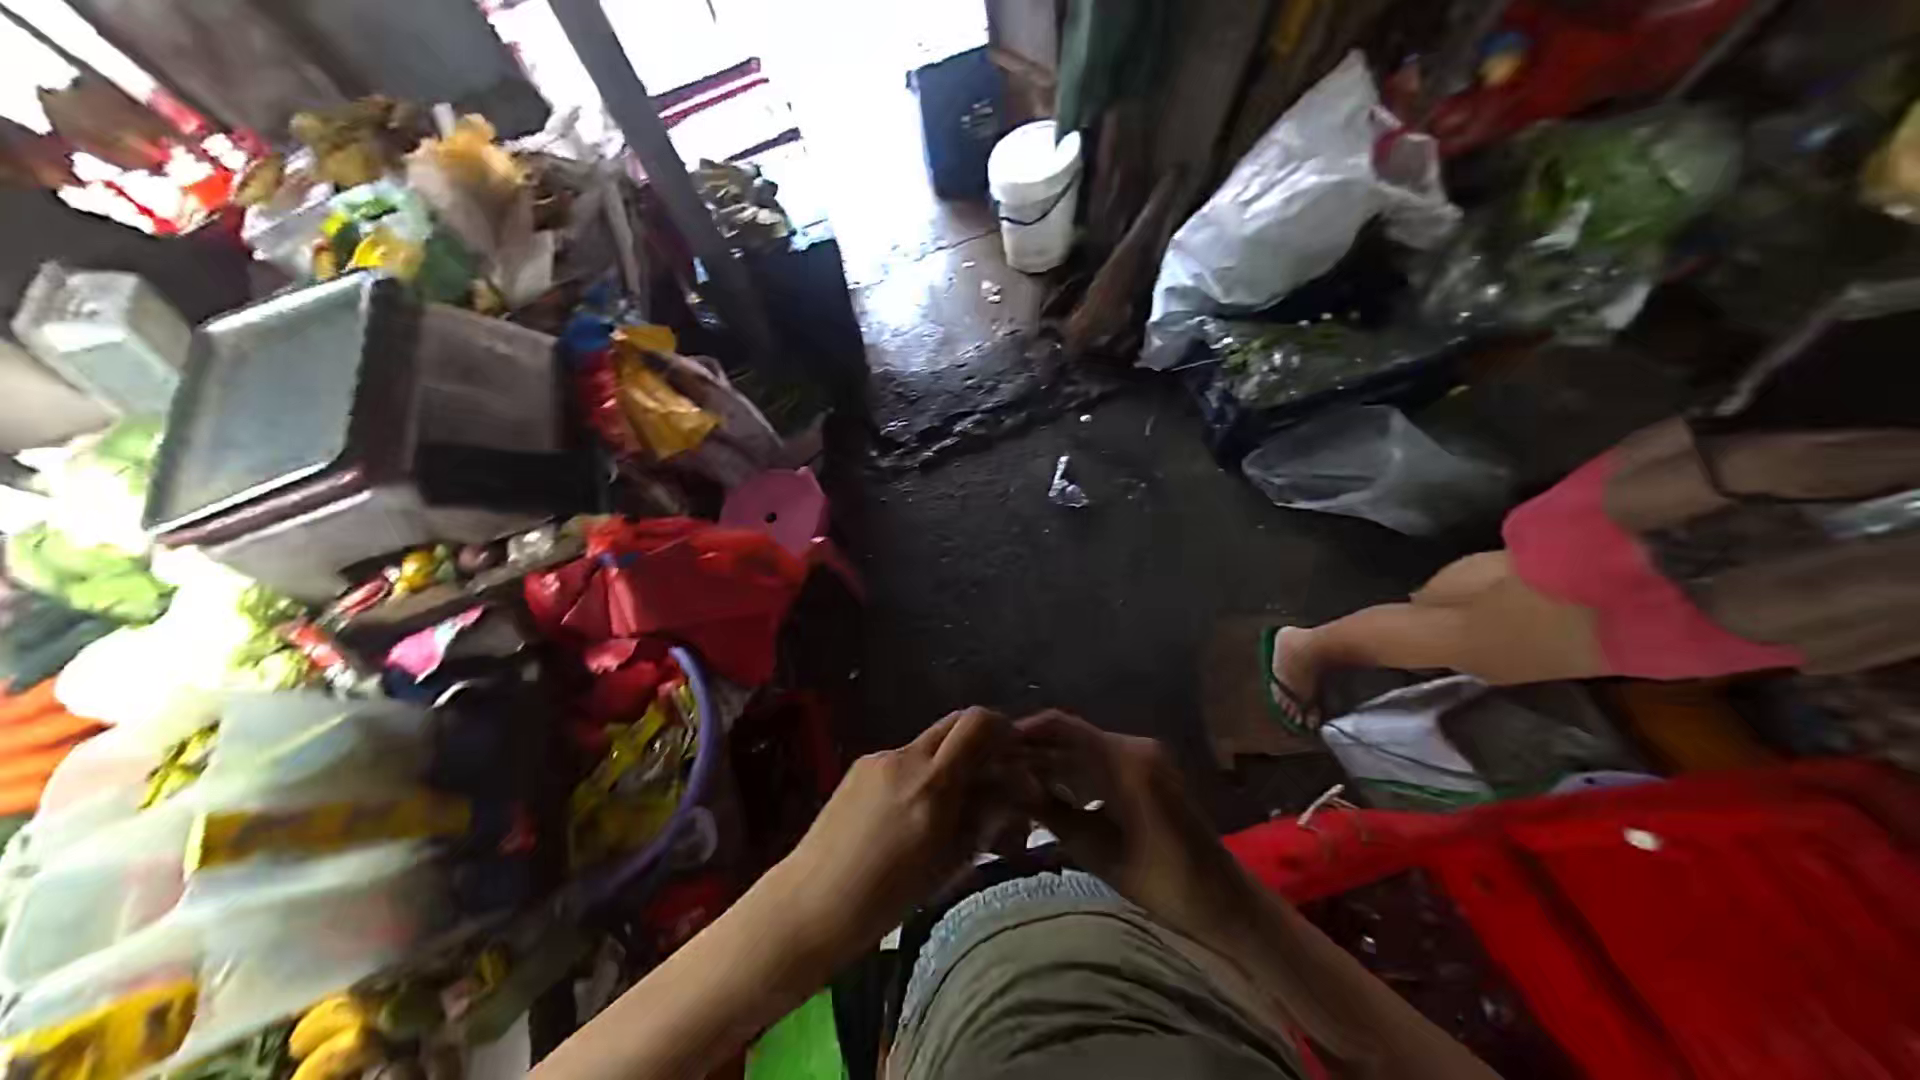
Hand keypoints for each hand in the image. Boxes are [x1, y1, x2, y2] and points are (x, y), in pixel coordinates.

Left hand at [773, 707, 1022, 955]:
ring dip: (950, 759)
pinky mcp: (860, 765)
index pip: (978, 724)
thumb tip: (1014, 789)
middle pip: (955, 722)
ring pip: (930, 741)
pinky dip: (921, 771)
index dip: (1004, 728)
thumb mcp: (949, 863)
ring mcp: (879, 758)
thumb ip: (984, 816)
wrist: (811, 903)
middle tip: (990, 775)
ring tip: (948, 805)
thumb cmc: (886, 898)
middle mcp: (906, 758)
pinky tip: (911, 811)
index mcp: (932, 784)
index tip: (1014, 751)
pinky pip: (904, 757)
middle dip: (980, 741)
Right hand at [1015, 710, 1255, 938]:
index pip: (1063, 728)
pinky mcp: (1149, 770)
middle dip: (1033, 748)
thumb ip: (1053, 814)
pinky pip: (1102, 760)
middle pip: (1072, 735)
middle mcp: (1136, 747)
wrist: (1223, 901)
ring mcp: (1146, 756)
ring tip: (1014, 780)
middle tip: (995, 767)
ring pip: (1084, 747)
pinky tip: (1052, 792)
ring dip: (1052, 761)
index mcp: (1126, 762)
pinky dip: (1075, 771)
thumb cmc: (1162, 883)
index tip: (990, 747)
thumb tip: (1010, 788)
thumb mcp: (1097, 851)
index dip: (1024, 732)